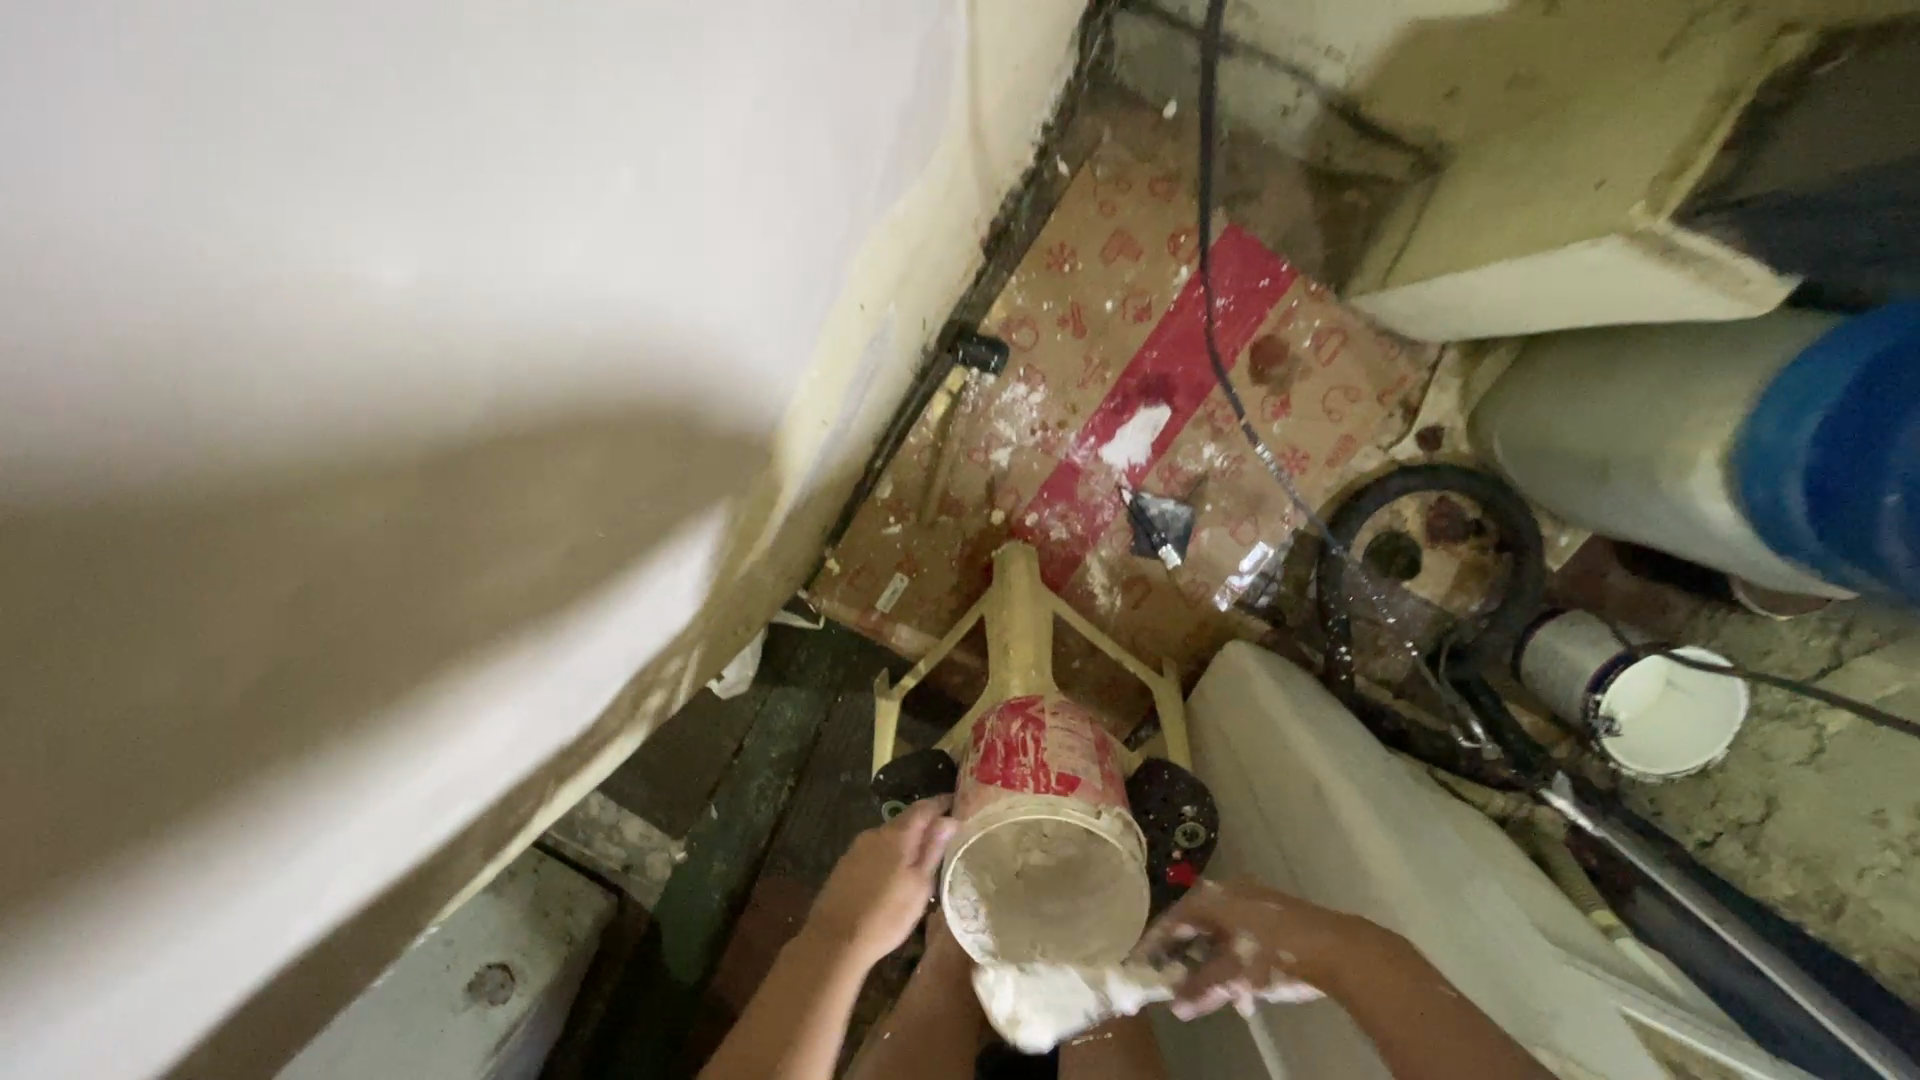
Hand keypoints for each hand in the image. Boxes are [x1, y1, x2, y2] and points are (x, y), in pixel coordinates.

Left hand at [806, 798, 958, 968]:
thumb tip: (949, 820)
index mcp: (897, 834)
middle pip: (905, 820)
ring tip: (921, 859)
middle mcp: (875, 833)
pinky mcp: (846, 863)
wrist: (834, 941)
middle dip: (925, 824)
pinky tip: (894, 874)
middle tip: (944, 836)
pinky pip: (875, 850)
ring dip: (906, 841)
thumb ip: (933, 849)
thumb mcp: (919, 886)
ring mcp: (857, 848)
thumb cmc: (886, 915)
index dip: (941, 803)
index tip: (956, 803)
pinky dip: (890, 854)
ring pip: (889, 836)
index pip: (924, 807)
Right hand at [1134, 879, 1374, 1020]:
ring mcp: (1249, 898)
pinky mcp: (1270, 911)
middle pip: (1193, 925)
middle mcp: (1224, 891)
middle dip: (1184, 957)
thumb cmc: (1274, 954)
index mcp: (1209, 898)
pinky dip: (1231, 957)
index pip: (1170, 921)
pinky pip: (1238, 933)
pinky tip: (1241, 986)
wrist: (1335, 948)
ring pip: (1217, 931)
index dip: (1154, 945)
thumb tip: (1176, 1008)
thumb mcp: (1233, 977)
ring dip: (1210, 962)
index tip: (1141, 965)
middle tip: (1173, 981)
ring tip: (1211, 992)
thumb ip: (1201, 990)